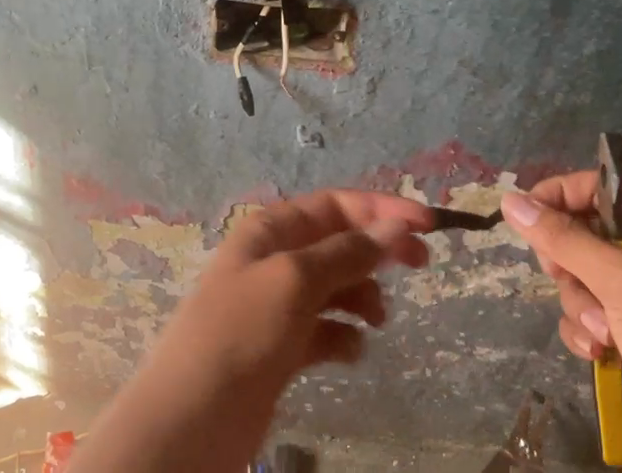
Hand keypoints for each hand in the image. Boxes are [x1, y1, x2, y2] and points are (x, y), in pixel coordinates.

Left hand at [70, 190, 431, 472]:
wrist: (194, 416)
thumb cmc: (241, 331)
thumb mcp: (294, 279)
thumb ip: (346, 251)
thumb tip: (394, 224)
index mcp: (271, 230)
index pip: (334, 205)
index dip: (381, 208)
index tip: (427, 224)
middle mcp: (275, 260)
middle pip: (339, 242)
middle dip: (378, 249)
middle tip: (421, 265)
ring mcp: (278, 306)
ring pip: (336, 287)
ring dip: (363, 295)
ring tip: (377, 320)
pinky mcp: (282, 348)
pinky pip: (326, 330)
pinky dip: (344, 335)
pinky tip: (352, 351)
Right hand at [501, 174, 621, 472]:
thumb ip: (565, 239)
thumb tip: (512, 200)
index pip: (606, 190)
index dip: (565, 196)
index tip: (528, 217)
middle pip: (589, 237)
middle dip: (572, 264)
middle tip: (566, 279)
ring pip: (586, 281)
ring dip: (581, 306)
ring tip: (603, 334)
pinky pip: (595, 318)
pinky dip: (589, 333)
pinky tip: (600, 354)